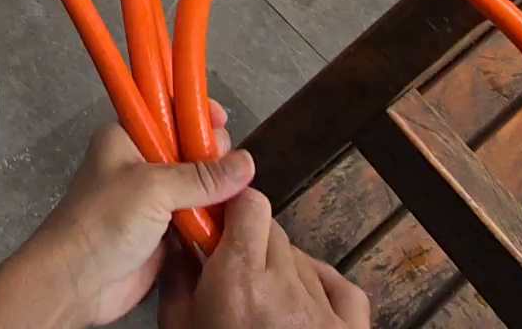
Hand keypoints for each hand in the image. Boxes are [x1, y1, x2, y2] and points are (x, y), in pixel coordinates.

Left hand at [19, 106, 251, 325]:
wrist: (79, 278)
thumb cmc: (105, 218)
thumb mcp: (152, 187)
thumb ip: (200, 176)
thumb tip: (247, 161)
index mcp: (126, 136)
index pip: (163, 111)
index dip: (192, 111)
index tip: (222, 118)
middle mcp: (139, 162)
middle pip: (185, 147)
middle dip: (213, 152)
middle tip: (235, 167)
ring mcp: (152, 198)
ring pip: (196, 185)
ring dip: (219, 190)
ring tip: (244, 193)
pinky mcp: (164, 231)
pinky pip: (198, 217)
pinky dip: (217, 218)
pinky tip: (241, 219)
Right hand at [158, 185, 370, 327]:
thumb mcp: (178, 326)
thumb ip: (177, 276)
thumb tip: (179, 237)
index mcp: (239, 278)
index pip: (250, 205)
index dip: (234, 205)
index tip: (218, 220)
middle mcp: (285, 286)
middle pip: (273, 228)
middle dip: (251, 235)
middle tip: (234, 261)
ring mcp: (324, 314)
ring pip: (302, 258)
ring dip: (281, 264)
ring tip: (264, 292)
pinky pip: (345, 290)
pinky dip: (325, 283)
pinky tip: (306, 292)